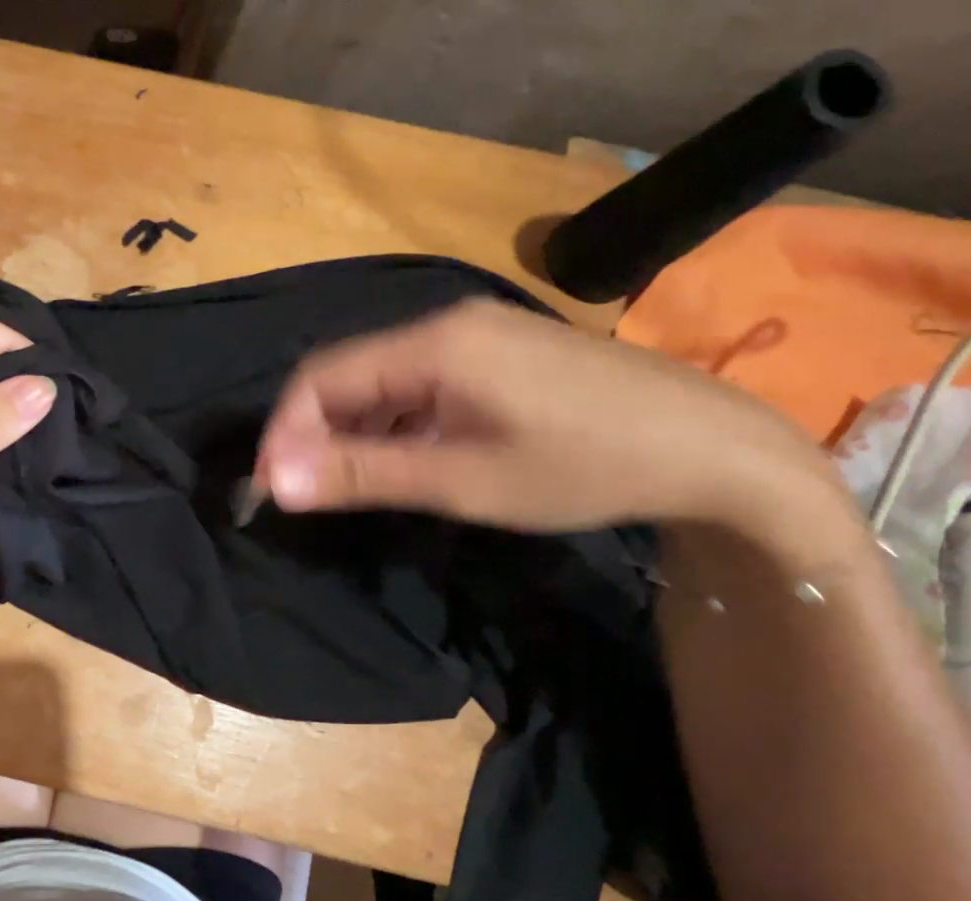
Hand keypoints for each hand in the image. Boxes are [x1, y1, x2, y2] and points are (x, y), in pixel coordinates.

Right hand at [255, 299, 850, 535]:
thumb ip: (362, 474)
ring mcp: (478, 333)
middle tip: (302, 493)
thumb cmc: (584, 466)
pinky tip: (402, 459)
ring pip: (381, 378)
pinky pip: (418, 381)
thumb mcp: (462, 481)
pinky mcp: (499, 352)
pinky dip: (392, 422)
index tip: (270, 489)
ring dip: (351, 431)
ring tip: (346, 485)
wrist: (715, 449)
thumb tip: (272, 480)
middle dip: (312, 433)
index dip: (284, 432)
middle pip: (347, 372)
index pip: (320, 377)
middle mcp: (448, 323)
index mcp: (435, 344)